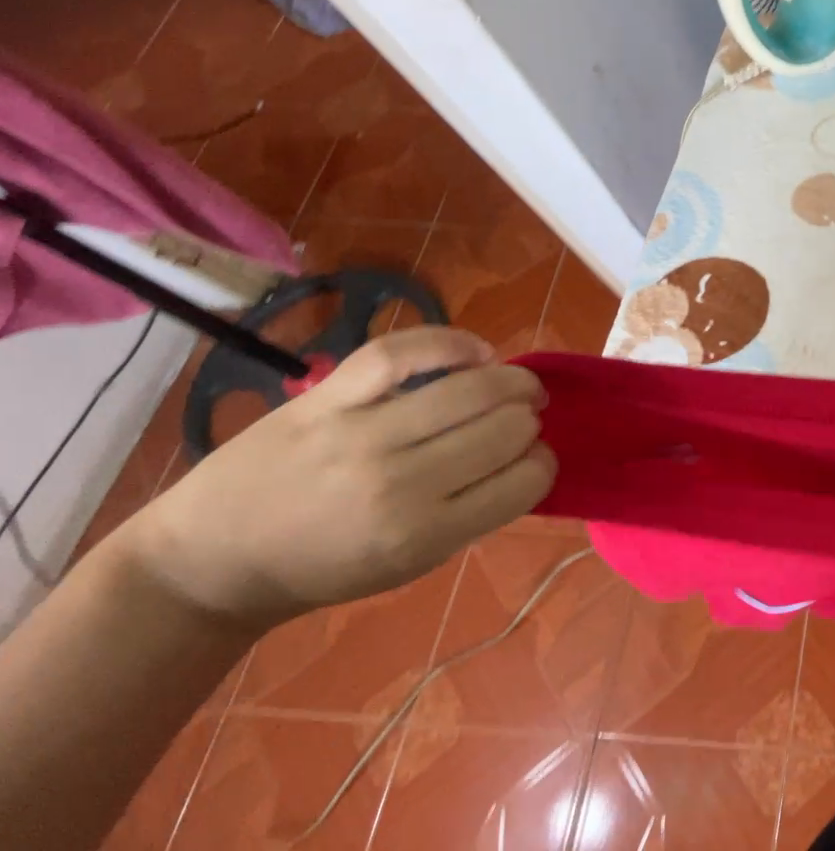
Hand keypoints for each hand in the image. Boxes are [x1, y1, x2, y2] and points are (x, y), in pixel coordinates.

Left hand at [120, 327, 556, 629]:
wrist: (213, 558)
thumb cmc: (324, 571)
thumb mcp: (413, 564)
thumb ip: (473, 513)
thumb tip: (527, 458)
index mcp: (426, 533)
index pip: (527, 481)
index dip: (543, 464)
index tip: (532, 461)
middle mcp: (400, 482)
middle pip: (507, 430)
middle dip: (529, 423)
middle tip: (521, 423)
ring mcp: (360, 434)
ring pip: (472, 389)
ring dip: (513, 382)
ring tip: (516, 386)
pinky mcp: (326, 398)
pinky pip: (401, 352)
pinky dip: (452, 343)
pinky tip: (477, 352)